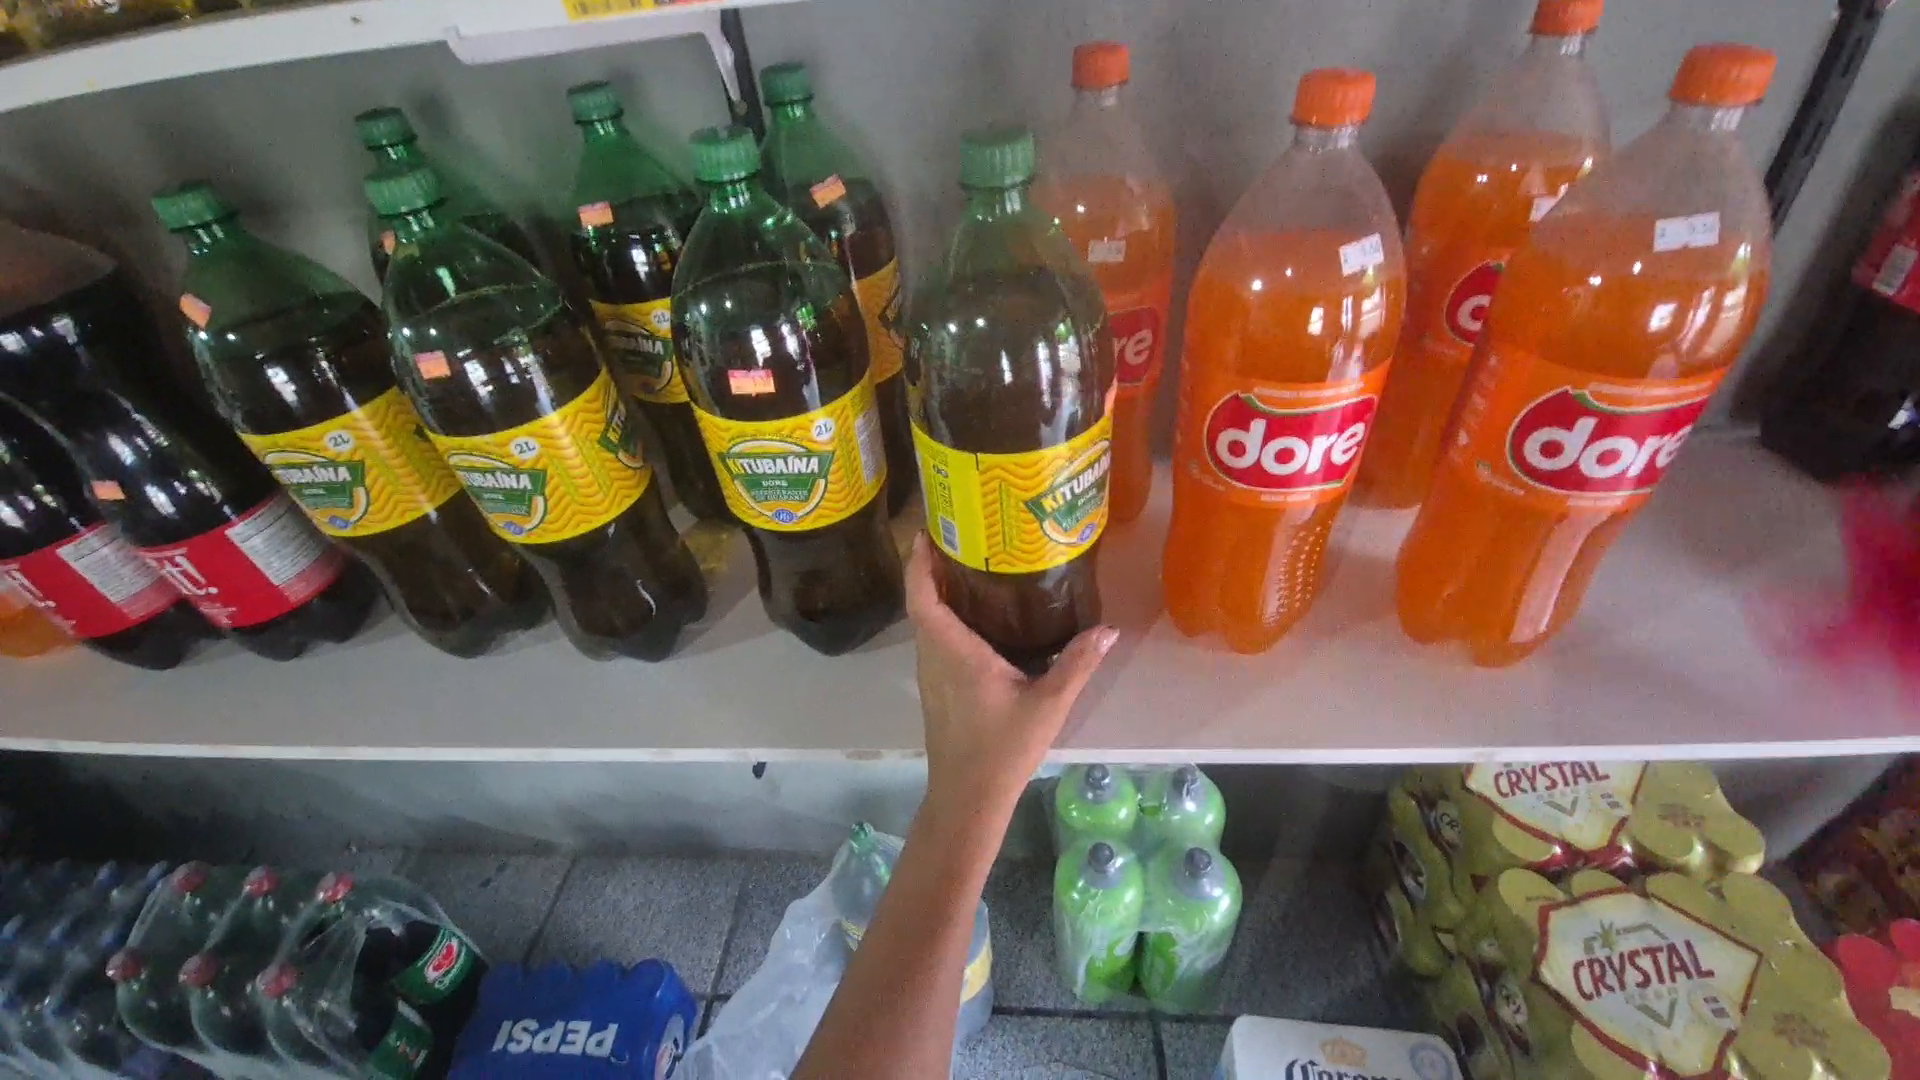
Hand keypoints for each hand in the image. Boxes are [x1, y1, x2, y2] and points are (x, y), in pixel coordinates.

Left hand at [906, 532, 1116, 816]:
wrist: (967, 797)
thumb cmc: (1002, 749)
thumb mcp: (1047, 705)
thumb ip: (1076, 664)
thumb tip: (1107, 629)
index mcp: (953, 651)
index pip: (922, 595)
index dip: (920, 561)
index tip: (931, 531)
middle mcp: (933, 655)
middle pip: (921, 601)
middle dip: (933, 567)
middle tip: (963, 539)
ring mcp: (930, 673)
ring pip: (925, 621)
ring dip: (938, 592)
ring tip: (971, 567)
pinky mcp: (935, 687)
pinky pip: (933, 639)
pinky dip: (944, 616)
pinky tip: (976, 615)